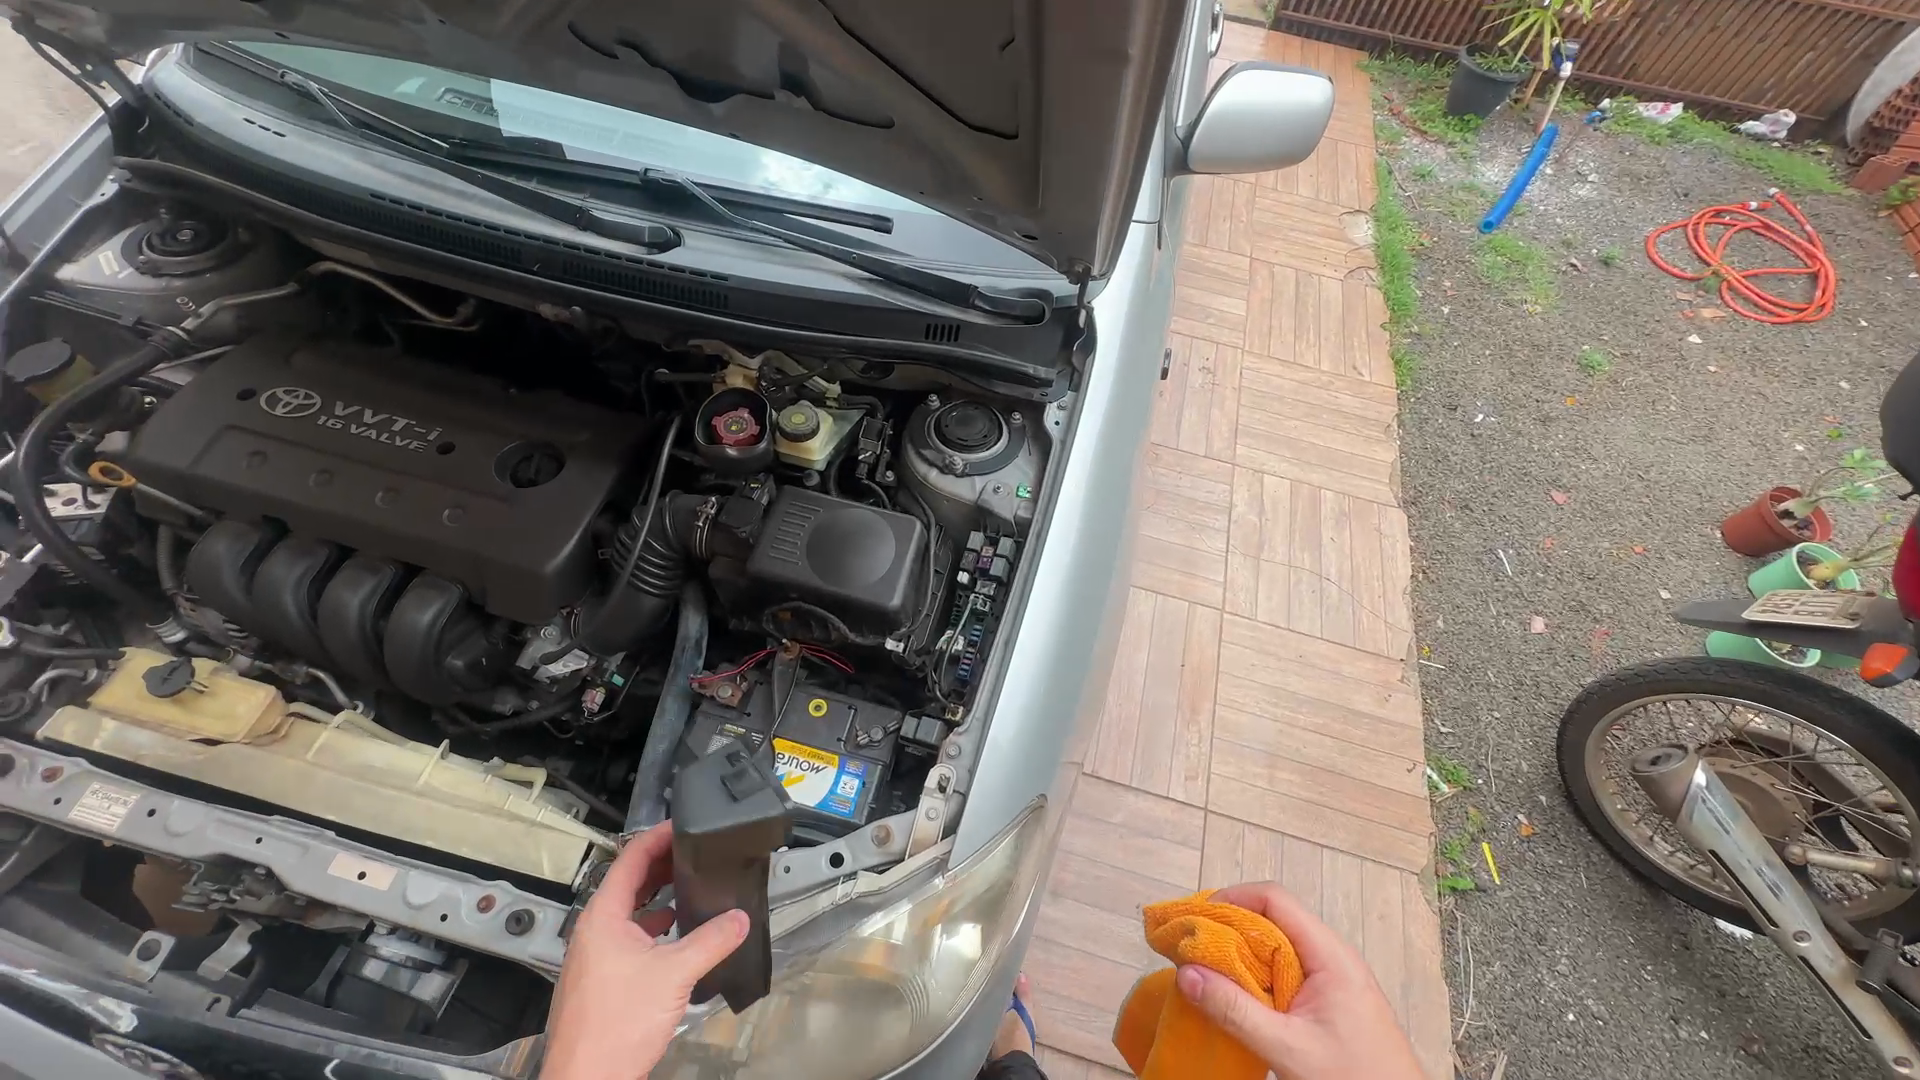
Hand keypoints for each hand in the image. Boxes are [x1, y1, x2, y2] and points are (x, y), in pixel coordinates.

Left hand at [541, 823, 748, 1079]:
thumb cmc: (618, 1023)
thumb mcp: (675, 974)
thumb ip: (712, 940)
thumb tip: (741, 917)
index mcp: (603, 917)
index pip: (630, 858)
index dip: (658, 836)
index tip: (684, 823)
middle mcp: (593, 931)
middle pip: (628, 881)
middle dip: (662, 864)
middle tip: (695, 851)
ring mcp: (593, 956)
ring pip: (628, 911)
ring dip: (658, 895)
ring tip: (691, 886)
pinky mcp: (600, 979)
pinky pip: (628, 936)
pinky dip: (652, 926)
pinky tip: (675, 934)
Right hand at [1175, 882, 1423, 1079]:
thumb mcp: (1290, 1048)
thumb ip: (1236, 1011)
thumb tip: (1185, 973)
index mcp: (1330, 954)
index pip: (1274, 898)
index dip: (1232, 899)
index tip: (1197, 920)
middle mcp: (1331, 955)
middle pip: (1271, 918)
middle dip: (1228, 927)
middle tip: (1192, 945)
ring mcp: (1331, 977)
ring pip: (1276, 945)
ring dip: (1239, 952)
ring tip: (1206, 970)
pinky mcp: (1328, 1000)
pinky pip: (1284, 970)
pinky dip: (1254, 974)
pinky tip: (1235, 995)